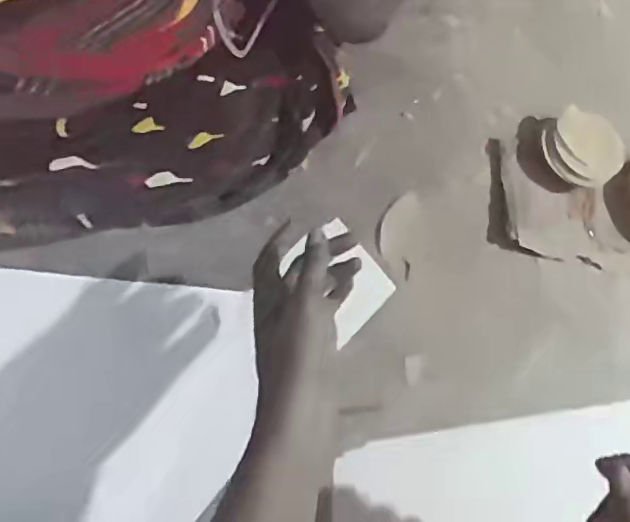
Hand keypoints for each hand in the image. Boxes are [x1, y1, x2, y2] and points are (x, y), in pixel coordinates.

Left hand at [251, 224, 360, 427]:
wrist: (301, 411)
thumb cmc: (298, 353)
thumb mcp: (306, 304)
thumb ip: (313, 267)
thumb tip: (315, 231)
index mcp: (269, 299)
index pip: (268, 259)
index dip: (281, 238)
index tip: (303, 219)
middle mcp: (279, 308)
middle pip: (298, 270)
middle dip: (321, 251)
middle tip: (351, 238)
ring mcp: (297, 326)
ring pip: (315, 288)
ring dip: (334, 269)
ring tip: (360, 259)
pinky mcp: (314, 341)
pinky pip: (326, 307)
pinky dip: (338, 291)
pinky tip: (354, 283)